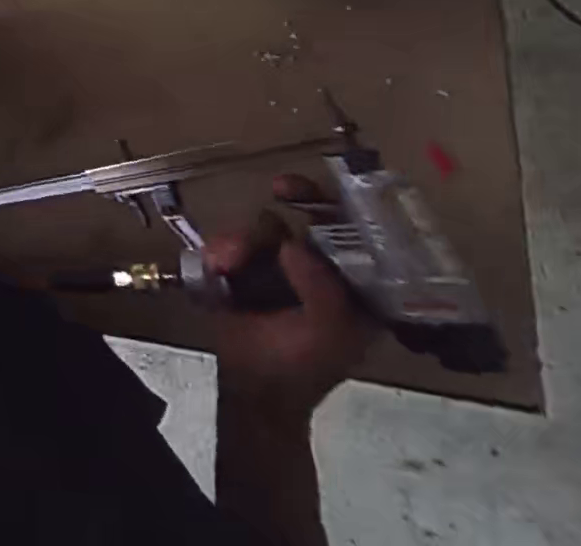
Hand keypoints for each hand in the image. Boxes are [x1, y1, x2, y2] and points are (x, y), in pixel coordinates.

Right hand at [205, 175, 375, 415]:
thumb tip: (292, 245)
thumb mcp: (326, 336)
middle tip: (280, 188)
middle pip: (317, 214)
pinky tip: (216, 265)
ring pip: (269, 225)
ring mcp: (285, 263)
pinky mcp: (250, 263)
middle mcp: (326, 266)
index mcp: (360, 284)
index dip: (352, 206)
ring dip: (244, 240)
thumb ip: (322, 292)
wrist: (248, 390)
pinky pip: (238, 239)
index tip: (341, 197)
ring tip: (226, 263)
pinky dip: (223, 248)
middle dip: (300, 196)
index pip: (364, 232)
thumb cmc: (299, 367)